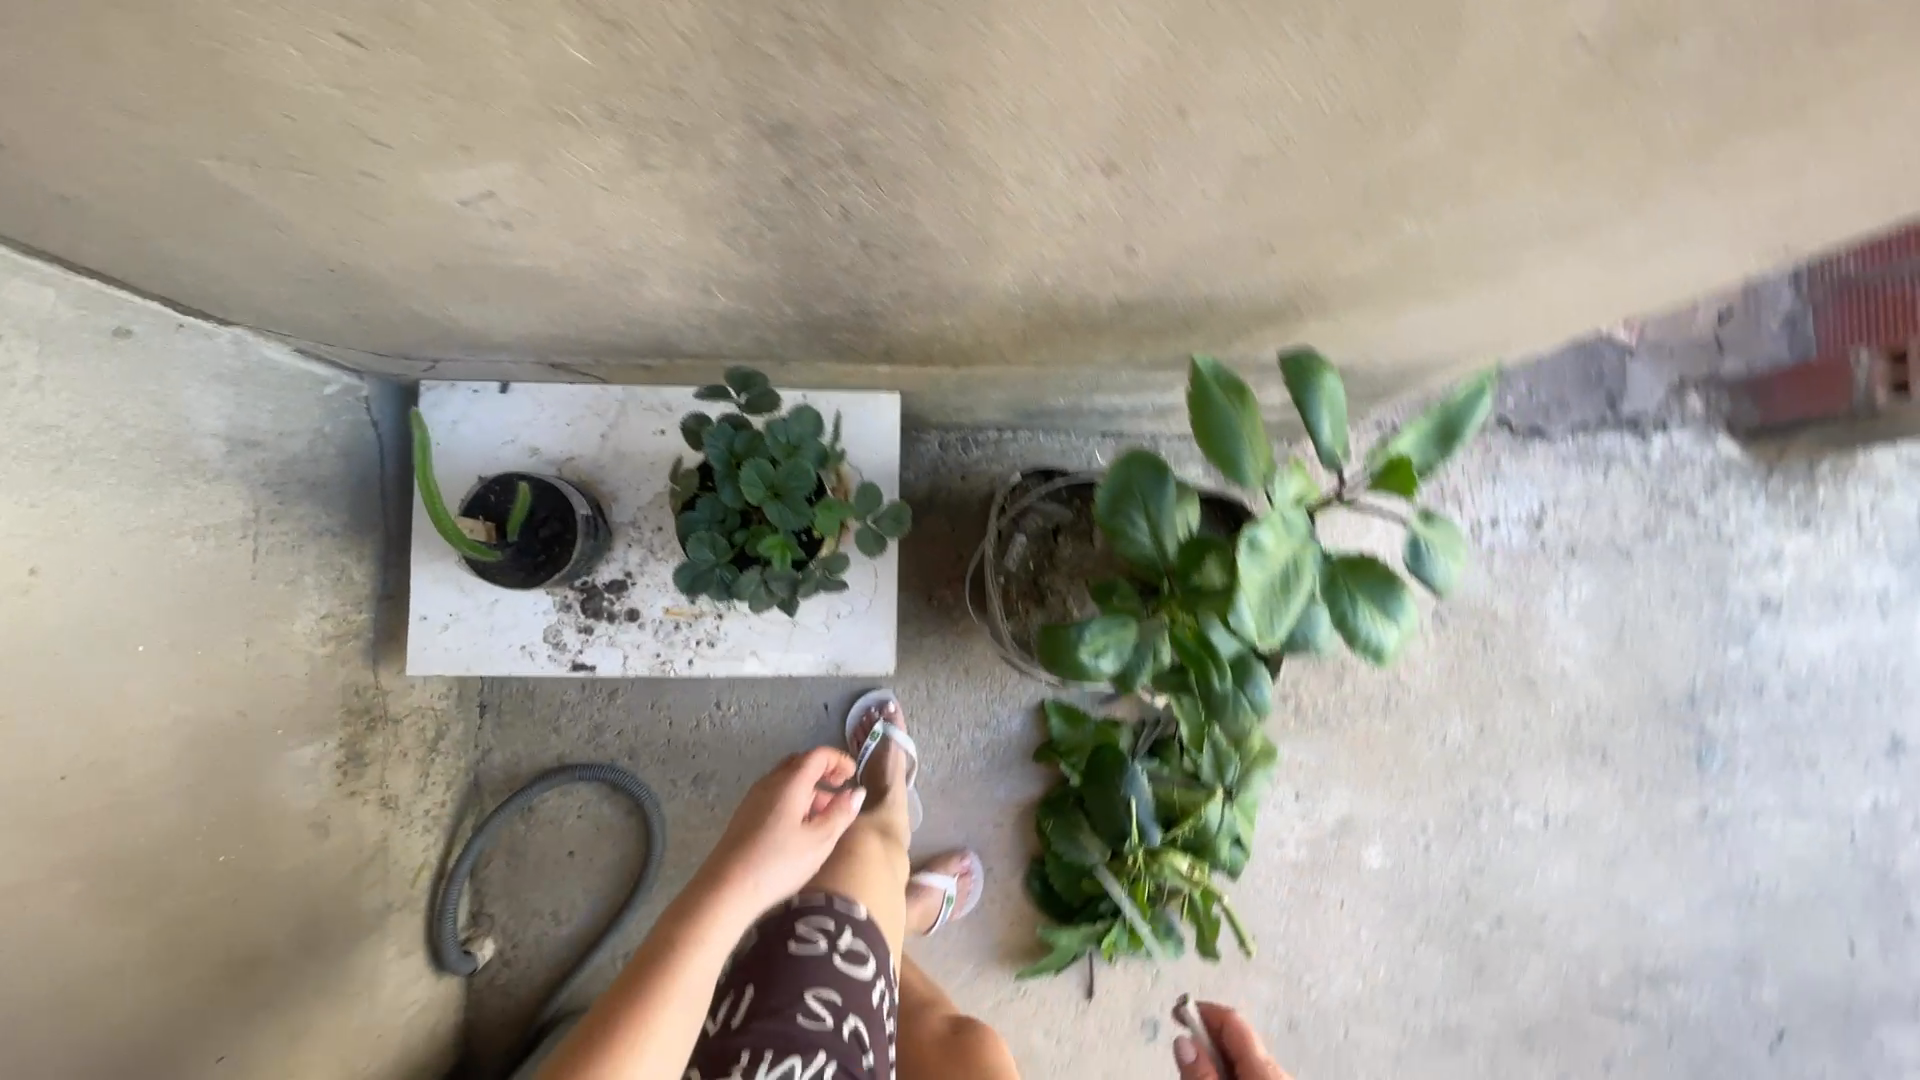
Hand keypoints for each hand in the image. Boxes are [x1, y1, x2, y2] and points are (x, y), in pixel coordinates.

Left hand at [695, 747, 866, 918]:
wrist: (725, 889)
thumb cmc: (777, 863)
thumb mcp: (819, 841)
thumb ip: (840, 813)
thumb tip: (857, 792)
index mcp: (790, 782)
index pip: (818, 755)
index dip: (839, 760)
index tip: (853, 775)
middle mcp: (770, 783)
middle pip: (800, 763)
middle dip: (824, 772)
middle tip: (841, 790)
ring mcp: (754, 798)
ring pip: (787, 781)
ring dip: (810, 789)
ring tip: (825, 815)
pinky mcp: (746, 816)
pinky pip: (776, 795)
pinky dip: (794, 800)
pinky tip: (800, 828)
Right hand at [1173, 1002, 1290, 1079]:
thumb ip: (1202, 1073)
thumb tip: (1182, 1040)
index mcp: (1266, 1066)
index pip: (1232, 1020)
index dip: (1202, 1010)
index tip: (1175, 1011)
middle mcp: (1279, 1069)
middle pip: (1237, 1039)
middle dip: (1207, 1038)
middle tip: (1182, 1052)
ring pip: (1243, 1057)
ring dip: (1217, 1058)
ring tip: (1196, 1071)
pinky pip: (1250, 1071)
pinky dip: (1230, 1071)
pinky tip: (1218, 1078)